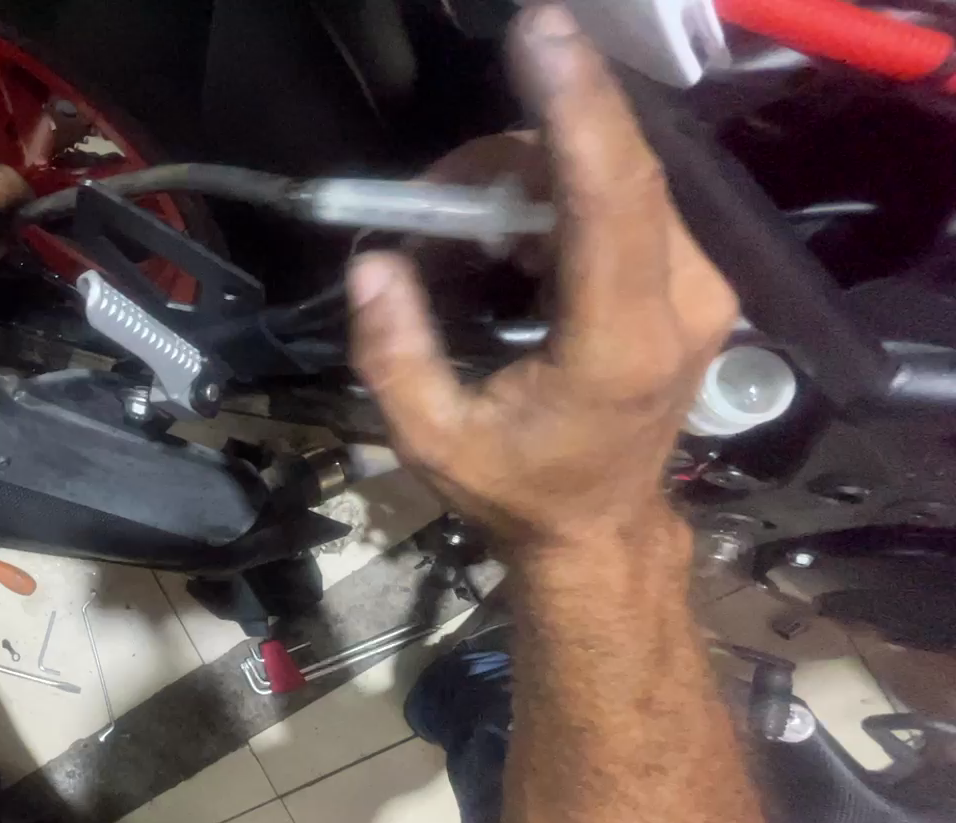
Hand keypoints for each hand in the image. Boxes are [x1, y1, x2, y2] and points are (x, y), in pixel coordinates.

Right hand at [346, 4, 736, 557]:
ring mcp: (698, 287)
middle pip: (612, 173)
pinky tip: (497, 239)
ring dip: (527, 181)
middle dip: (516, 154)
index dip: (574, 108)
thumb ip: (393, 354)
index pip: (612, 195)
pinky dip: (550, 203)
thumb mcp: (427, 439)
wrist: (593, 525)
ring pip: (618, 183)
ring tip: (448, 225)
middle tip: (425, 196)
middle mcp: (682, 299)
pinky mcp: (689, 284)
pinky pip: (621, 209)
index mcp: (618, 341)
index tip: (536, 36)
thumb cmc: (511, 488)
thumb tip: (373, 264)